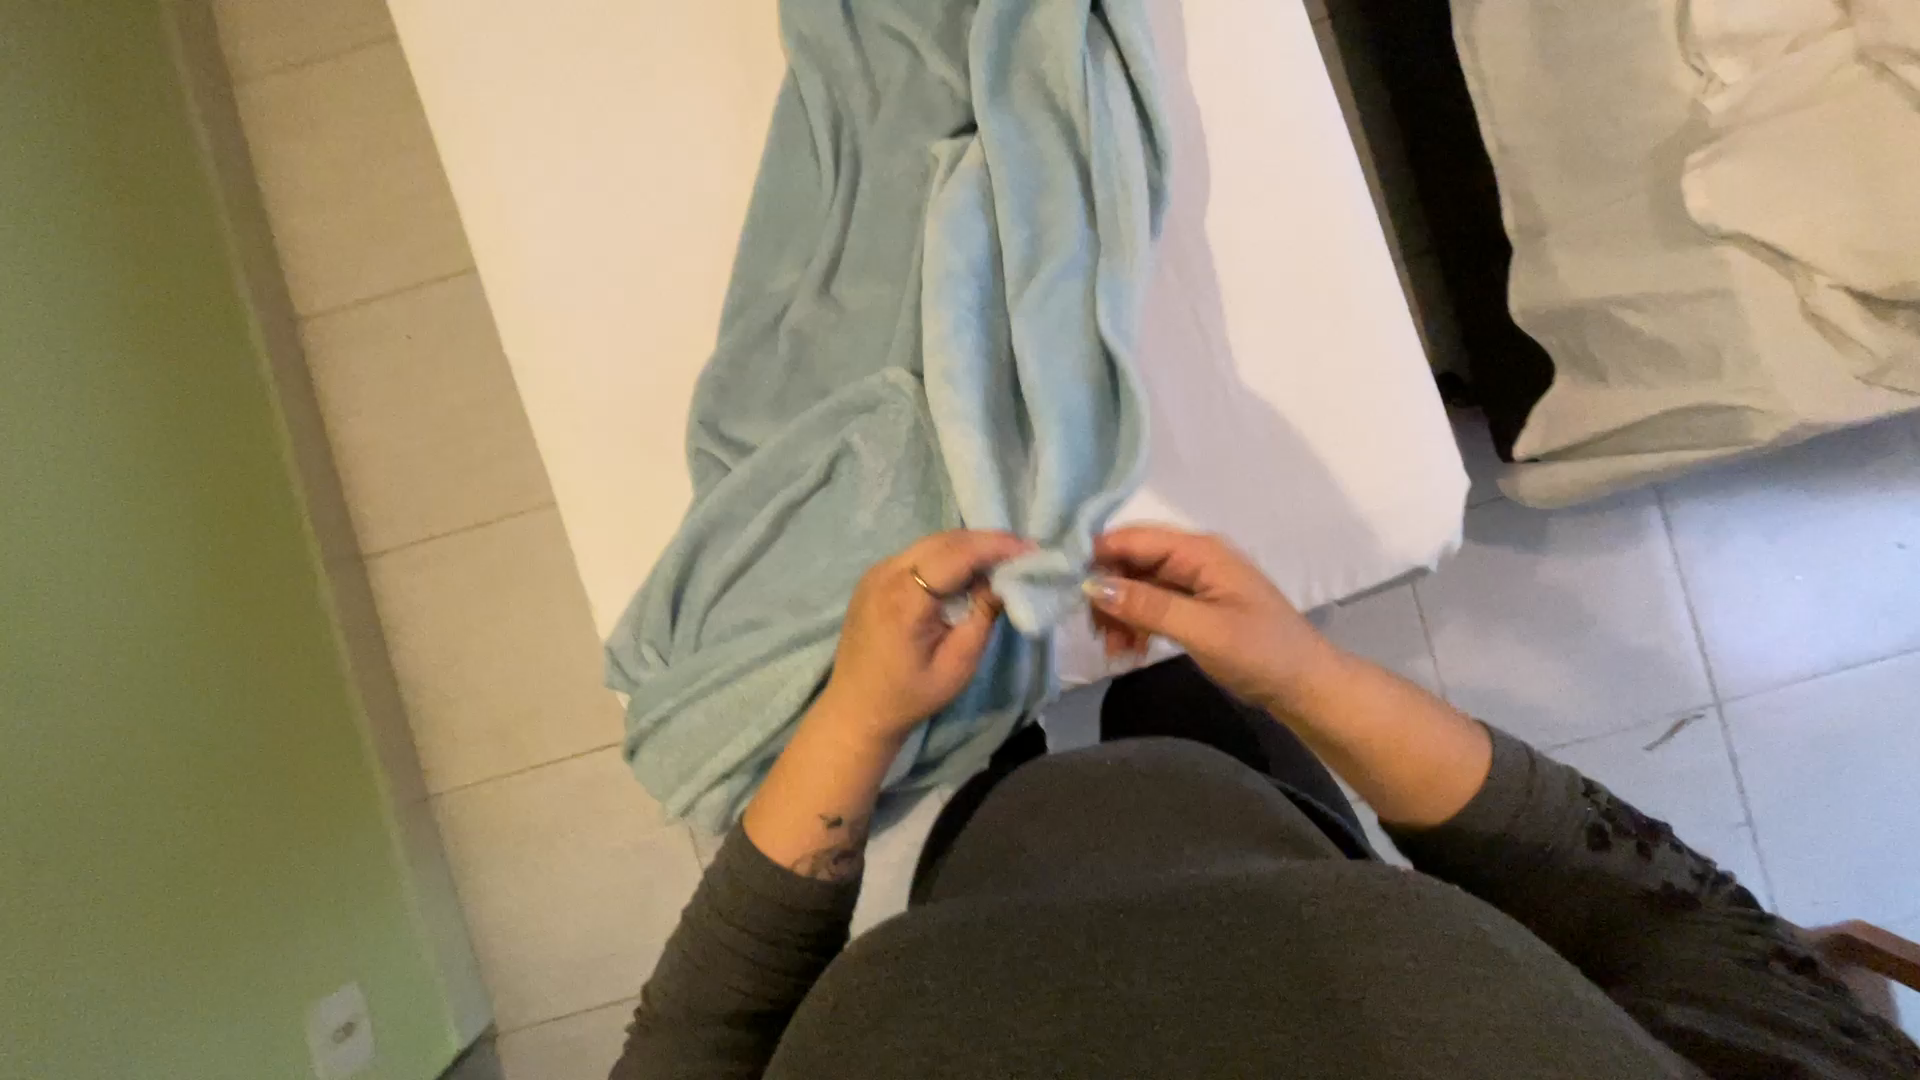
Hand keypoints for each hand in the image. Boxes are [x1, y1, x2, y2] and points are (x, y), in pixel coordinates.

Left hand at [820, 529, 1031, 740]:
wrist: (857, 708)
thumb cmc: (911, 695)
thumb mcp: (958, 664)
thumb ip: (983, 617)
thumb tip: (1004, 580)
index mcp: (904, 599)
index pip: (956, 554)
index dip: (995, 546)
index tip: (1029, 550)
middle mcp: (885, 575)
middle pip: (944, 542)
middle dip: (985, 542)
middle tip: (1021, 552)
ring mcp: (876, 572)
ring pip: (931, 544)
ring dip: (967, 547)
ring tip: (1001, 559)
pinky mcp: (874, 576)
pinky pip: (918, 555)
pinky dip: (947, 556)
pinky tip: (968, 571)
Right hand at [1085, 525, 1338, 710]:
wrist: (1306, 686)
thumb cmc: (1261, 653)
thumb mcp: (1202, 630)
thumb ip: (1149, 605)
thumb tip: (1094, 586)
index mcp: (1200, 551)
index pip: (1133, 538)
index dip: (1096, 555)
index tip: (1062, 583)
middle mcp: (1193, 558)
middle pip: (1131, 560)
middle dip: (1106, 591)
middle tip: (1093, 629)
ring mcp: (1193, 582)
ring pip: (1137, 585)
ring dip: (1118, 612)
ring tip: (1113, 648)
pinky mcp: (1193, 605)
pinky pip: (1151, 604)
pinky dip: (1135, 623)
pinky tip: (1128, 649)